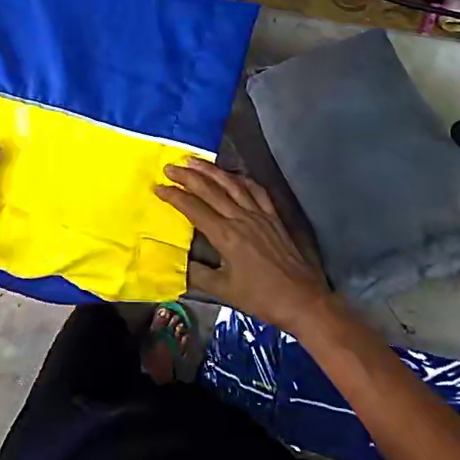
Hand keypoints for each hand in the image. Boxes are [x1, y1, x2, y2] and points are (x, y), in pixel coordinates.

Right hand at [156, 158, 331, 333]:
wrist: (300, 298)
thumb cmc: (260, 297)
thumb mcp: (223, 290)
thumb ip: (198, 274)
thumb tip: (178, 264)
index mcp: (226, 236)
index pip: (195, 209)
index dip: (175, 197)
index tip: (159, 187)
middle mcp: (242, 218)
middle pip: (212, 190)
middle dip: (189, 176)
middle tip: (171, 166)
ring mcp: (260, 215)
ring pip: (234, 185)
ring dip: (213, 171)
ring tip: (196, 161)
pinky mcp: (274, 217)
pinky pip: (257, 191)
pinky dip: (243, 180)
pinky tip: (235, 175)